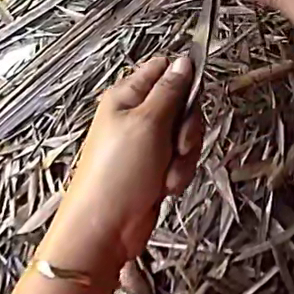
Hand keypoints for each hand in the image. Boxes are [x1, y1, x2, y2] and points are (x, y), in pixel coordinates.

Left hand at [44, 55, 203, 275]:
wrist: (103, 232)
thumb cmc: (116, 175)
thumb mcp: (148, 123)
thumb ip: (170, 90)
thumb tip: (183, 61)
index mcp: (127, 95)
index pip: (164, 68)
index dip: (183, 80)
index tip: (190, 99)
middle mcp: (136, 115)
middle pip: (182, 103)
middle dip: (187, 127)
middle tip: (177, 143)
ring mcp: (146, 143)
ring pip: (185, 134)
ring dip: (184, 156)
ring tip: (166, 171)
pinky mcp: (154, 167)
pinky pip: (182, 160)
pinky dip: (179, 173)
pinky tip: (164, 186)